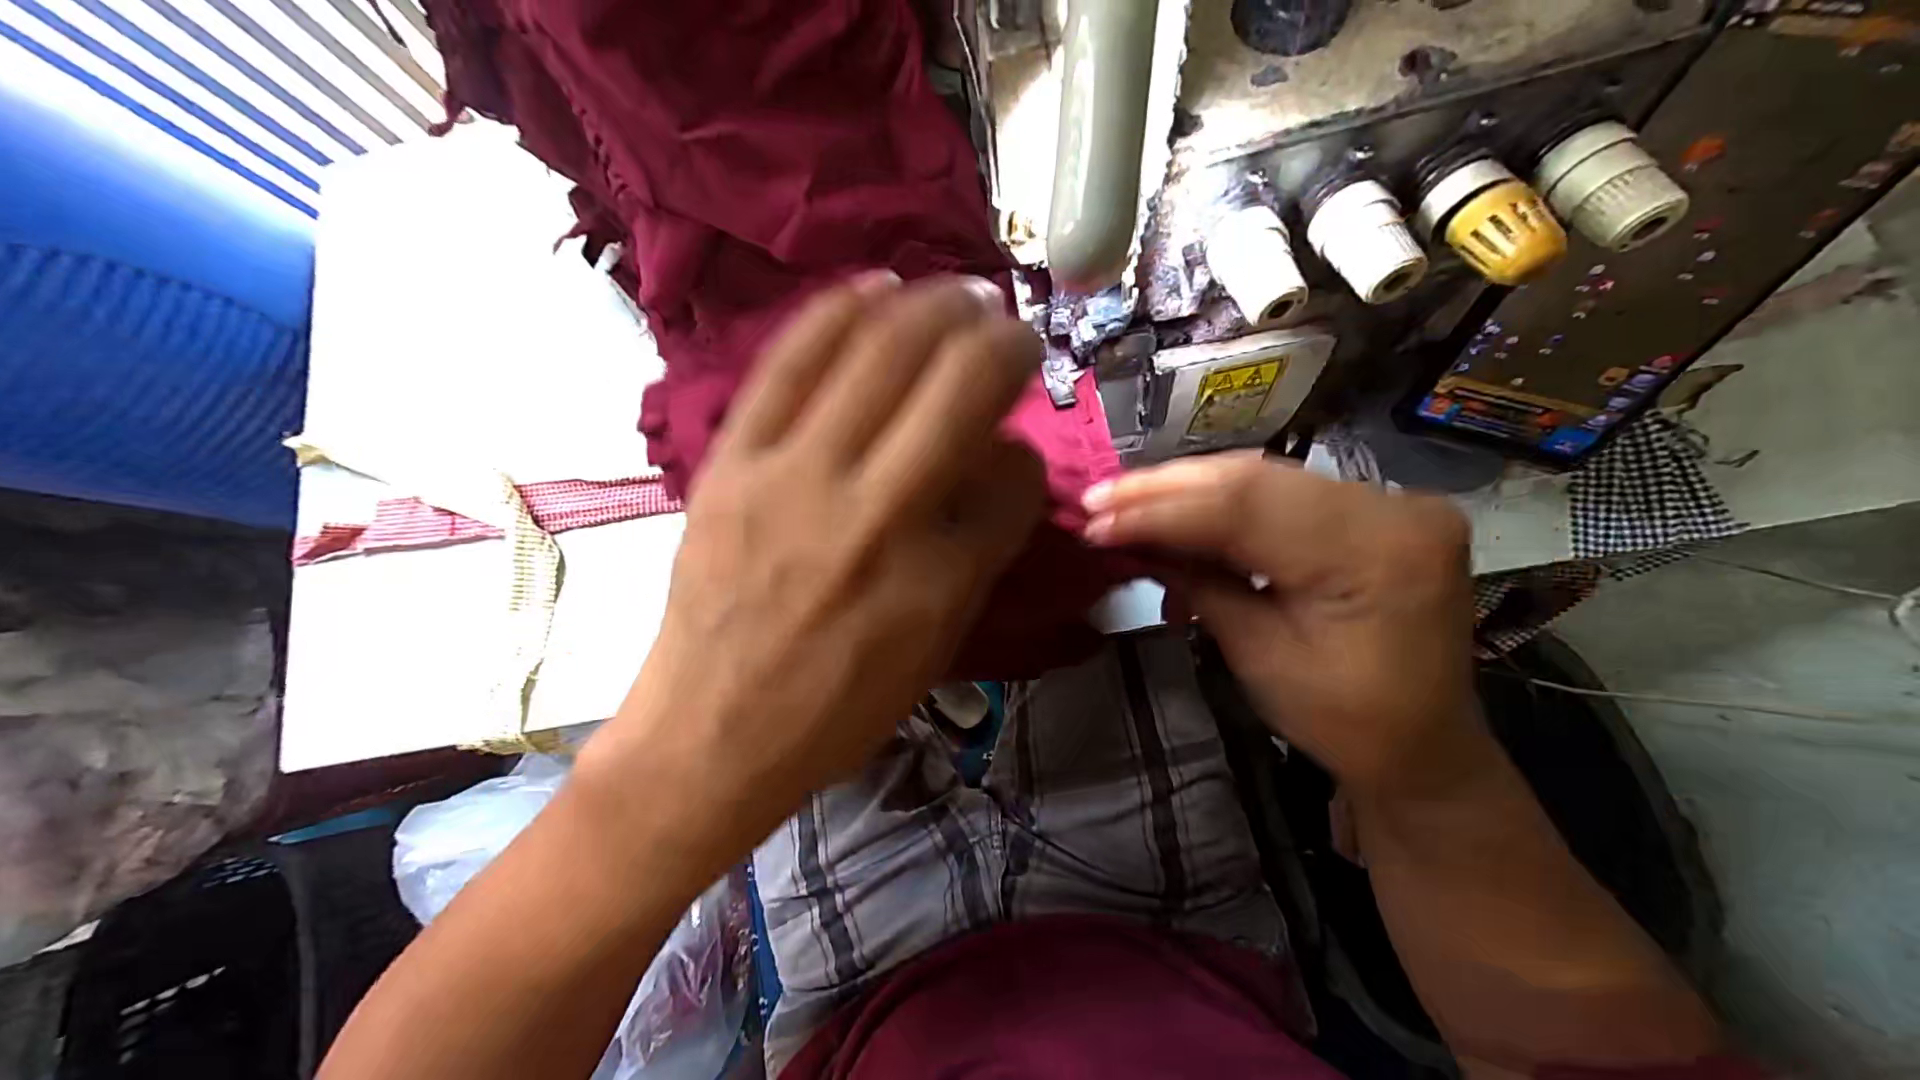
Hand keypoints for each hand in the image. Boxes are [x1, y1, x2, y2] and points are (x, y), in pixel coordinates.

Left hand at [583, 274, 1047, 845]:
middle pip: (960, 387)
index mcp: (938, 577)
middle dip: (1004, 343)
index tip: (1017, 447)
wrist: (711, 735)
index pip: (1014, 478)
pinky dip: (840, 312)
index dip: (1028, 454)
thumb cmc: (836, 710)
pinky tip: (878, 286)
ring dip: (937, 308)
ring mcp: (795, 477)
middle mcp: (876, 513)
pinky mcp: (733, 462)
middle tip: (1015, 331)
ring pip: (881, 354)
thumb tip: (1001, 465)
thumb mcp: (934, 648)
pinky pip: (790, 363)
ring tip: (962, 293)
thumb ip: (978, 554)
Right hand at [1083, 455, 1485, 797]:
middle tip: (1099, 500)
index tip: (1095, 520)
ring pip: (1264, 477)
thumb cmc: (1343, 720)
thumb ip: (1197, 583)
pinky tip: (1177, 509)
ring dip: (1187, 489)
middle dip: (1166, 489)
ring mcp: (1391, 502)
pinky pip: (1283, 493)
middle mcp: (1393, 508)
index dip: (1161, 511)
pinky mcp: (1376, 509)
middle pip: (1254, 478)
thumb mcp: (1258, 654)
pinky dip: (1222, 503)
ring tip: (1124, 502)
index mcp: (1375, 554)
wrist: (1423, 746)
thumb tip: (1126, 540)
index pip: (1245, 509)